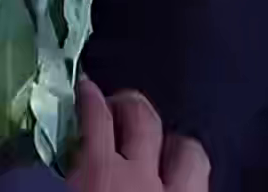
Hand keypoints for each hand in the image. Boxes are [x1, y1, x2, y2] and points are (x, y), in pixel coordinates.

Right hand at [70, 79, 208, 191]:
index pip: (96, 118)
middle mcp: (142, 179)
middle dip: (129, 106)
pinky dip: (190, 178)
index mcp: (101, 176)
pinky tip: (177, 185)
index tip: (85, 86)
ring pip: (189, 150)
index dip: (89, 97)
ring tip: (157, 149)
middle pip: (143, 117)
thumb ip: (71, 177)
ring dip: (173, 144)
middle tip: (115, 110)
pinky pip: (205, 185)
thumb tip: (63, 161)